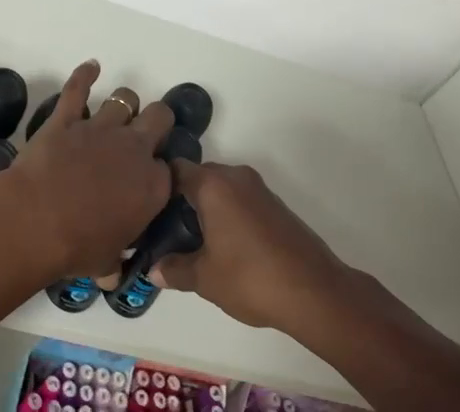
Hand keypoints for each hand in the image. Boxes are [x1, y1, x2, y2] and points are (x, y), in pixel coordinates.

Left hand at [0, 61, 173, 281]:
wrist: (36, 220)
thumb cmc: (77, 248)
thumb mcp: (105, 263)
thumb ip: (115, 263)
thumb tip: (113, 274)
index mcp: (152, 186)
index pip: (169, 170)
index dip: (161, 172)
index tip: (151, 179)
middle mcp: (134, 149)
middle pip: (159, 117)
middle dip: (157, 120)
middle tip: (147, 130)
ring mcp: (101, 129)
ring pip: (124, 98)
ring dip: (124, 103)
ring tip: (120, 109)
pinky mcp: (68, 118)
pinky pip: (78, 87)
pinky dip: (85, 74)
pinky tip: (91, 67)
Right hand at [153, 160, 346, 329]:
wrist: (313, 291)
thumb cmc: (250, 277)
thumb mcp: (204, 278)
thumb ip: (175, 269)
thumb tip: (153, 271)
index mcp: (214, 185)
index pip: (175, 169)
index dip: (157, 185)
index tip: (145, 208)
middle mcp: (236, 177)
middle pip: (199, 177)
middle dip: (181, 199)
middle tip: (164, 229)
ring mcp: (259, 190)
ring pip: (221, 189)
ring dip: (206, 208)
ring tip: (191, 240)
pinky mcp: (276, 206)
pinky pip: (240, 200)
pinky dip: (227, 215)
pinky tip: (223, 245)